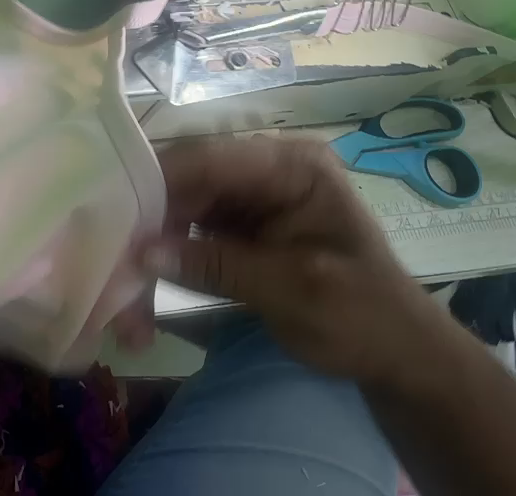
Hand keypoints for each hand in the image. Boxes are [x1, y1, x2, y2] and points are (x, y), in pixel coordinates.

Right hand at [138, 135, 457, 388]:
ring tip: (127, 303)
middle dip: (150, 226)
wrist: (400, 356)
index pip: (212, 159)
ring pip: (179, 207)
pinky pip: (189, 229)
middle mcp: (266, 168)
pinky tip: (144, 296)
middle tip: (115, 273)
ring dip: (151, 249)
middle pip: (187, 182)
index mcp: (292, 165)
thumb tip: (144, 253)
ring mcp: (251, 195)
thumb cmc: (364, 317)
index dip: (159, 185)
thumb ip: (219, 265)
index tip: (116, 220)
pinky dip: (167, 260)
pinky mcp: (238, 223)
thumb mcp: (294, 291)